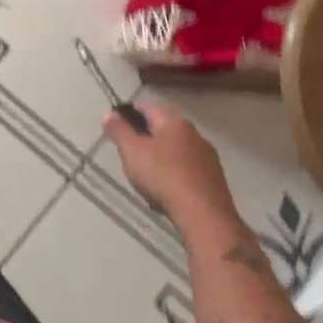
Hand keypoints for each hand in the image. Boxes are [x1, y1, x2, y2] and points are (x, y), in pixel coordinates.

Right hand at [104, 103, 238, 230]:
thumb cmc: (163, 176)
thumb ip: (118, 130)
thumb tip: (108, 112)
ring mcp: (208, 157)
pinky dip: (173, 172)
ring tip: (144, 173)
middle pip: (163, 128)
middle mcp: (195, 134)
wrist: (204, 215)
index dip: (128, 113)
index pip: (147, 107)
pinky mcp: (214, 178)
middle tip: (127, 152)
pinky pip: (186, 168)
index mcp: (174, 122)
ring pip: (175, 149)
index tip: (115, 127)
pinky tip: (164, 189)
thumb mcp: (131, 150)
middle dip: (144, 137)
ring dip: (159, 155)